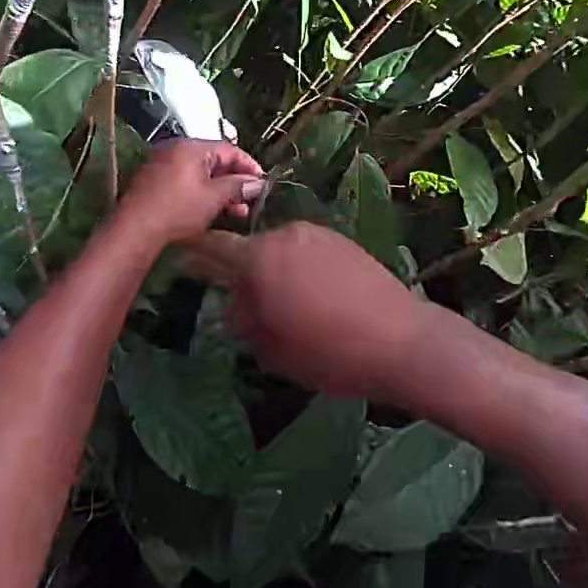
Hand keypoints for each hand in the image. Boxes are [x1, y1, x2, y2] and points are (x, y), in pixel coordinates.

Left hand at [115, 139, 264, 246]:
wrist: (134, 229)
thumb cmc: (178, 209)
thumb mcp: (214, 197)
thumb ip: (238, 186)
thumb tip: (258, 183)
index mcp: (192, 147)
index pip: (229, 149)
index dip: (249, 166)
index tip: (262, 182)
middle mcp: (176, 149)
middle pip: (215, 161)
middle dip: (235, 181)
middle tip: (250, 200)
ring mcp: (163, 164)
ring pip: (201, 174)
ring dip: (221, 191)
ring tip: (237, 212)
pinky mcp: (155, 181)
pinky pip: (186, 181)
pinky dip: (202, 193)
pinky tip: (213, 211)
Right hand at [183, 222, 430, 402]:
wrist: (402, 340)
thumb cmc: (330, 352)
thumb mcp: (273, 350)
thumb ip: (245, 321)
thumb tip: (236, 305)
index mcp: (259, 259)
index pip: (213, 245)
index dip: (195, 254)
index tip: (185, 263)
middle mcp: (285, 235)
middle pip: (250, 250)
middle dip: (244, 276)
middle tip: (252, 311)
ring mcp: (316, 235)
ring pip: (280, 251)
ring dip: (275, 272)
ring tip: (291, 310)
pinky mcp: (342, 240)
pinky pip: (306, 251)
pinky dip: (301, 269)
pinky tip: (318, 300)